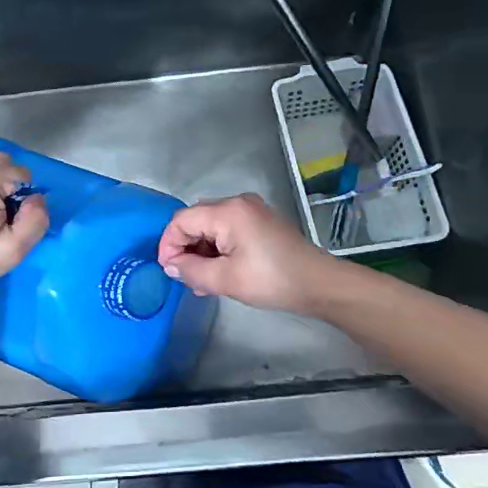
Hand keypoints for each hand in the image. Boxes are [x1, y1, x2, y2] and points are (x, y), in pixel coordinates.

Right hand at [157, 193, 338, 313]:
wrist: (318, 284)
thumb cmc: (272, 280)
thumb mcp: (225, 280)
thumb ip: (191, 270)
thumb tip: (171, 265)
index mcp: (228, 212)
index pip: (182, 220)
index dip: (169, 244)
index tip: (169, 270)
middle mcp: (238, 203)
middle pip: (196, 219)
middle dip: (185, 248)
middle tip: (185, 277)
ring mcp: (251, 210)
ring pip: (211, 225)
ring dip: (201, 251)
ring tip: (202, 281)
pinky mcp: (260, 221)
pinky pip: (227, 229)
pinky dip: (218, 248)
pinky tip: (218, 272)